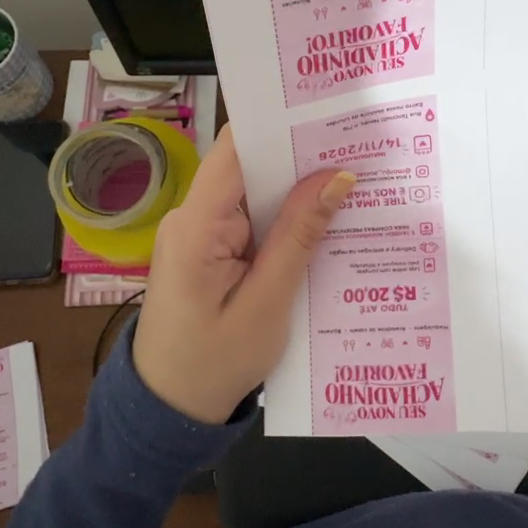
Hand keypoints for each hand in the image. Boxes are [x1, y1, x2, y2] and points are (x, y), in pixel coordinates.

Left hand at [133, 126, 354, 423]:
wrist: (168, 411)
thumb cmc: (213, 364)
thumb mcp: (267, 303)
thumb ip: (300, 237)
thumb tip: (337, 177)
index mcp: (196, 225)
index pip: (235, 149)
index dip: (279, 125)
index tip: (328, 117)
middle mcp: (192, 218)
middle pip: (249, 167)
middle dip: (301, 159)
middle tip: (358, 149)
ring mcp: (200, 234)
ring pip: (255, 195)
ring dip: (298, 192)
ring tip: (353, 181)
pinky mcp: (210, 252)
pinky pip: (252, 222)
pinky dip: (285, 221)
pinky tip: (324, 222)